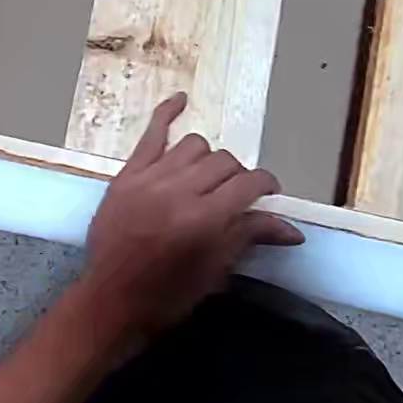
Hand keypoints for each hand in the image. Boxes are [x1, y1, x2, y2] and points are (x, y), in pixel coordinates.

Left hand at [72, 93, 303, 347]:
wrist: (110, 302)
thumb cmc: (166, 296)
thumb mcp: (214, 272)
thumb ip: (248, 237)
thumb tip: (291, 228)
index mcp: (204, 220)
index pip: (249, 184)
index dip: (266, 185)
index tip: (269, 192)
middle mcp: (178, 191)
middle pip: (224, 162)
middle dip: (239, 177)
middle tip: (236, 196)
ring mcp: (149, 179)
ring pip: (194, 146)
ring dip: (209, 159)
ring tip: (208, 177)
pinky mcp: (127, 176)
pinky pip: (149, 135)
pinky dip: (165, 114)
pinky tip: (180, 100)